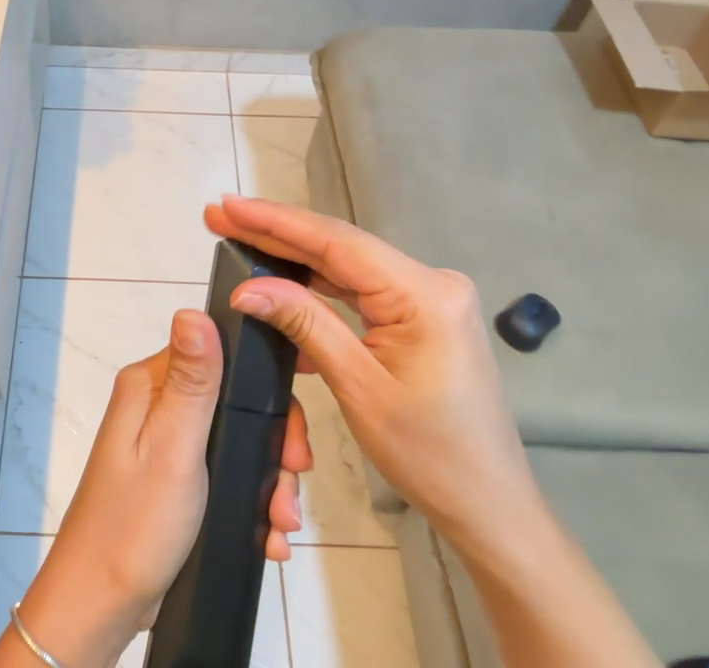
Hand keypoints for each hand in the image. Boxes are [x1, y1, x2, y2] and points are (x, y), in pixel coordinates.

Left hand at [1, 309, 310, 667]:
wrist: (103, 604)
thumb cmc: (136, 523)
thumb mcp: (172, 448)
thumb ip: (192, 382)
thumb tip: (193, 310)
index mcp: (151, 385)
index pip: (222, 356)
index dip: (266, 388)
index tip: (296, 434)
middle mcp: (159, 406)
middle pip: (238, 404)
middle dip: (275, 448)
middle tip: (292, 489)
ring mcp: (168, 445)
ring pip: (239, 444)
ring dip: (269, 485)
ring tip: (281, 525)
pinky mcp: (178, 481)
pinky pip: (227, 477)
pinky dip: (252, 504)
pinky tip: (269, 536)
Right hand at [203, 195, 542, 553]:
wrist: (487, 502)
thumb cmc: (428, 453)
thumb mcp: (359, 387)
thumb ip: (305, 325)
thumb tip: (247, 288)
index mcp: (424, 294)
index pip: (336, 243)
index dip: (276, 222)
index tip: (228, 207)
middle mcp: (431, 283)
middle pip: (340, 249)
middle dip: (277, 234)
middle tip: (221, 217)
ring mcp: (428, 300)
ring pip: (347, 270)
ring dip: (294, 262)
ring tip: (240, 243)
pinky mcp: (421, 319)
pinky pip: (361, 295)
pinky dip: (320, 294)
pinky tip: (280, 289)